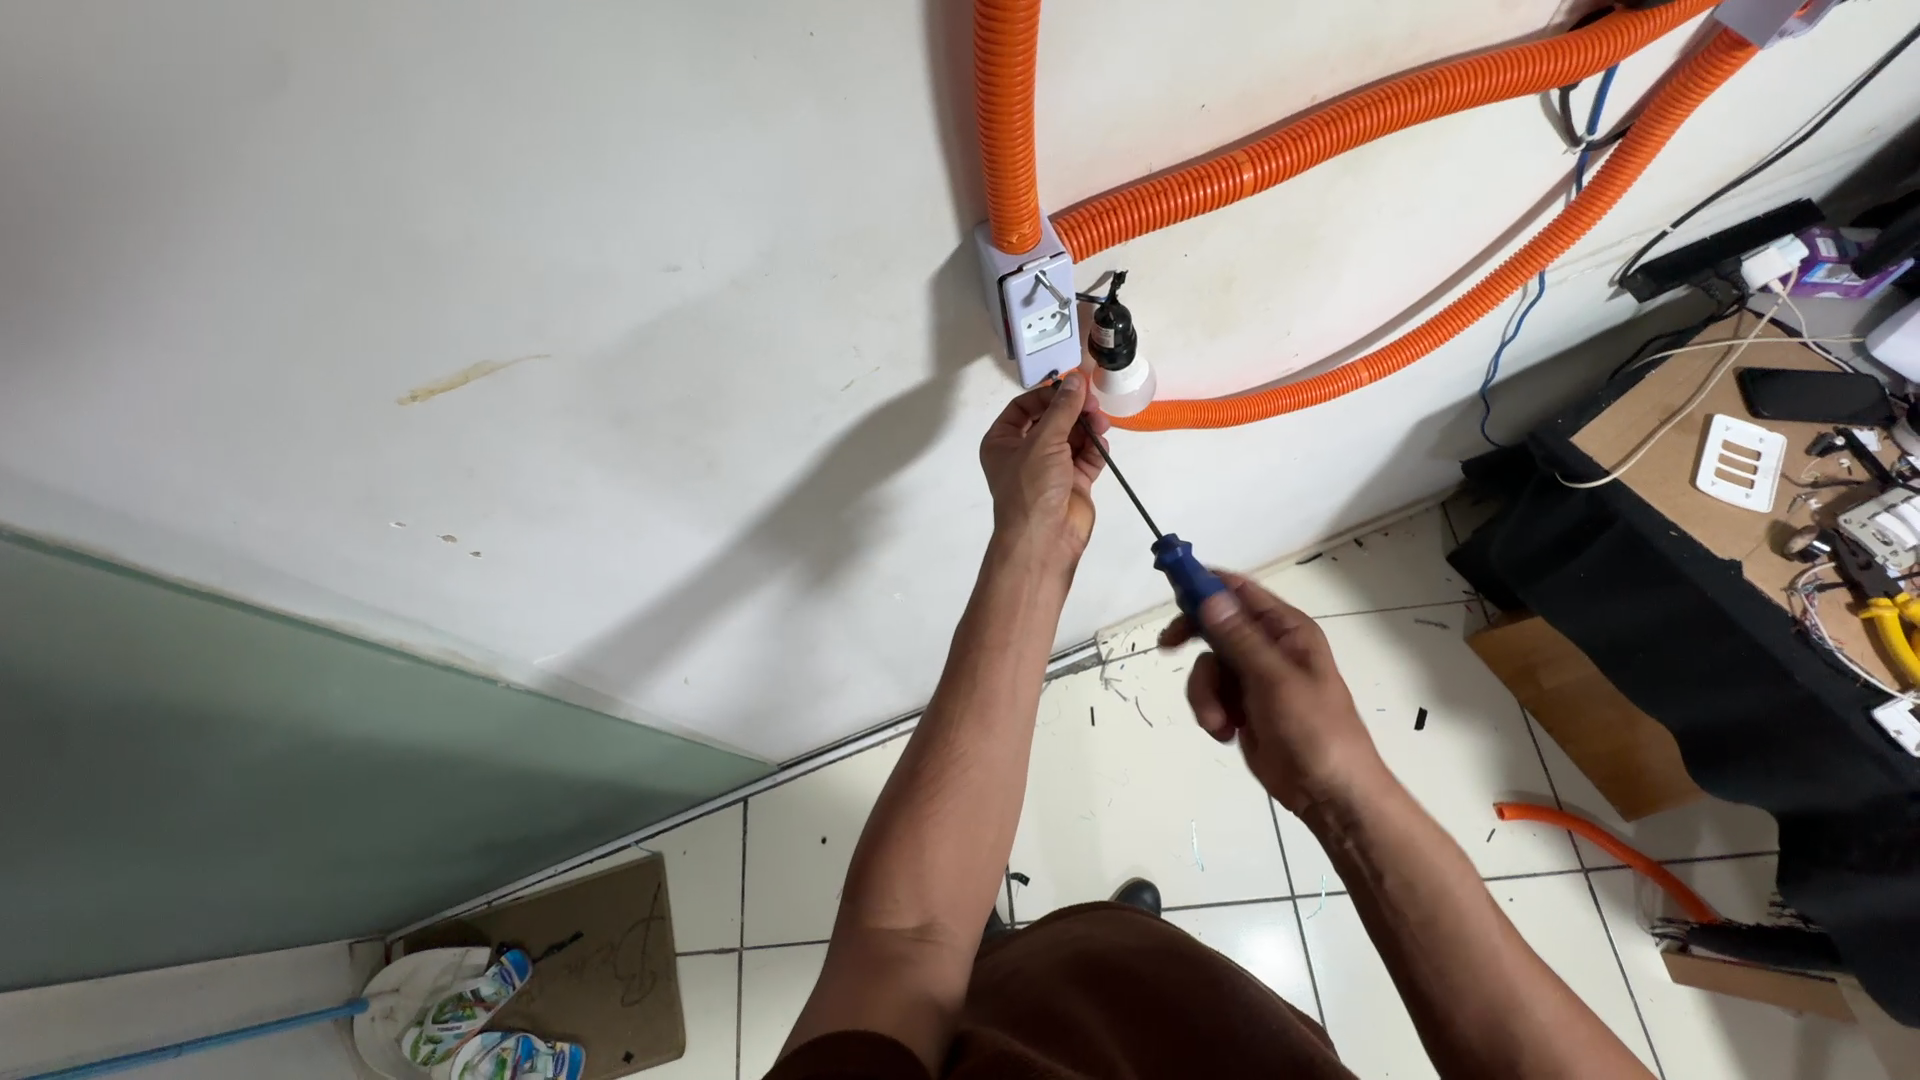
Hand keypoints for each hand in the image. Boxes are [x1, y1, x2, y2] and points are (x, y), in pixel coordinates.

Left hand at [979, 373, 1109, 571]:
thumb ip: (1063, 408)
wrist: (1044, 539)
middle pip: (1051, 420)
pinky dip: (1094, 449)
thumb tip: (1077, 378)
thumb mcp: (1044, 441)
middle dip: (1073, 411)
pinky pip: (1085, 458)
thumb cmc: (1032, 486)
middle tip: (1093, 404)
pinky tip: (1101, 444)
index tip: (1072, 387)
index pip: (1023, 407)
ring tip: (1101, 424)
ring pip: (1071, 438)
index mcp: (1002, 442)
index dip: (1047, 395)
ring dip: (1087, 428)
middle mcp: (1024, 453)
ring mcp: (1049, 469)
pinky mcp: (1072, 483)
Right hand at [1160, 574, 1385, 814]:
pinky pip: (1209, 694)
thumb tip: (1208, 596)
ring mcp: (1253, 677)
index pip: (1239, 592)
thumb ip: (1239, 638)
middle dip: (1193, 641)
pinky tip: (1227, 732)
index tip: (1172, 588)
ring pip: (1207, 666)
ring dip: (1205, 694)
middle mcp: (1267, 647)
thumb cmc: (1314, 730)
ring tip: (1220, 722)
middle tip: (1168, 647)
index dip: (1205, 585)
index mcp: (1286, 630)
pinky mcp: (1240, 705)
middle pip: (1213, 626)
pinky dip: (1211, 712)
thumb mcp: (1275, 680)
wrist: (1327, 793)